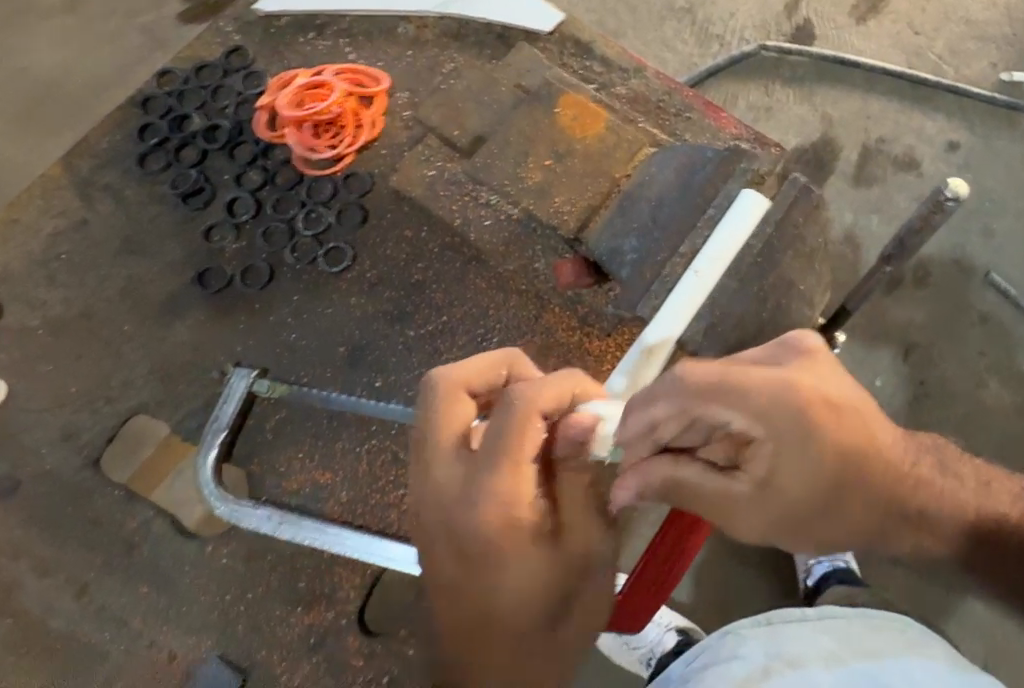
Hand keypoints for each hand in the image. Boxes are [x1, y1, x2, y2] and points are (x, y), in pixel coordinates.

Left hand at [409, 350, 614, 687]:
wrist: (491, 682)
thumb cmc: (550, 623)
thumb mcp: (588, 551)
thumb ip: (580, 472)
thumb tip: (583, 413)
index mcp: (487, 499)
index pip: (517, 401)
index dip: (566, 384)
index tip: (600, 405)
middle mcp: (440, 485)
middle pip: (446, 384)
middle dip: (505, 368)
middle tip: (553, 395)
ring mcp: (423, 493)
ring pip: (437, 403)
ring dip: (491, 390)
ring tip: (543, 417)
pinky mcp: (424, 502)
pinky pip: (443, 431)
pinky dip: (482, 416)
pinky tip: (525, 446)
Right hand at [610, 329, 922, 554]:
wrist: (898, 484)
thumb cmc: (828, 507)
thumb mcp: (749, 511)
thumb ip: (680, 485)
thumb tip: (621, 484)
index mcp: (776, 391)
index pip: (686, 384)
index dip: (643, 414)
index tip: (616, 451)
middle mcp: (783, 352)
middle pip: (700, 377)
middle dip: (663, 420)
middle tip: (636, 465)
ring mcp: (794, 345)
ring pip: (717, 374)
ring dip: (689, 414)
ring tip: (670, 459)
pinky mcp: (799, 349)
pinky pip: (740, 373)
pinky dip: (718, 406)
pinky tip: (709, 441)